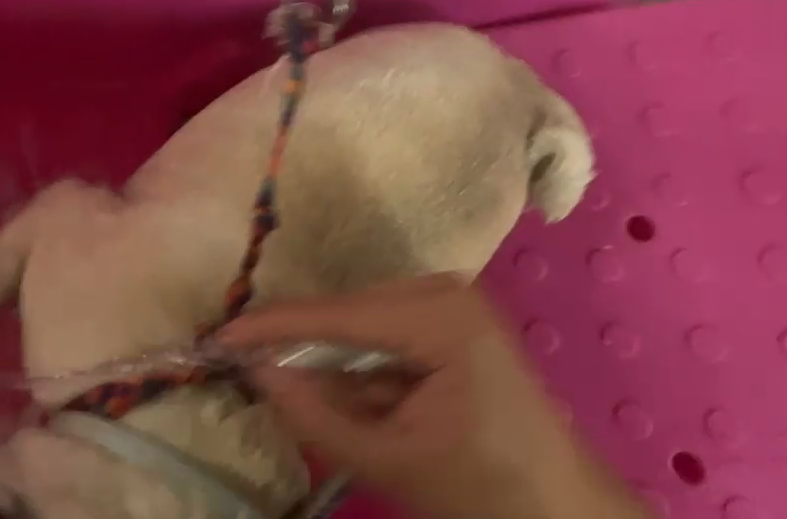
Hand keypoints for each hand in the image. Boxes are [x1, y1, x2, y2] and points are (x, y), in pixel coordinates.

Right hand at [217, 275, 648, 518]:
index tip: (218, 338)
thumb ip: (318, 416)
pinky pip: (385, 335)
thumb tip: (257, 372)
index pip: (336, 315)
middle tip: (248, 372)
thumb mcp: (394, 462)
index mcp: (437, 316)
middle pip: (347, 314)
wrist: (567, 512)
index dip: (272, 327)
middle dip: (301, 346)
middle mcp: (441, 289)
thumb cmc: (489, 492)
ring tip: (306, 394)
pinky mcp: (449, 319)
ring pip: (361, 324)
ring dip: (332, 362)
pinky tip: (358, 401)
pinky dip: (361, 368)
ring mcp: (449, 300)